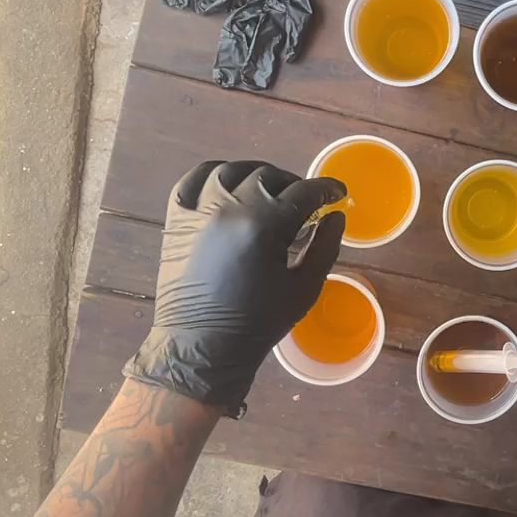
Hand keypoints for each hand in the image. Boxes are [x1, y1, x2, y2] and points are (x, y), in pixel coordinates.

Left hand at [124, 160, 344, 414]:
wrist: (201, 346)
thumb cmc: (258, 322)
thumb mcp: (305, 288)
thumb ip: (325, 246)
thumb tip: (336, 215)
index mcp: (263, 226)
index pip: (303, 192)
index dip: (326, 188)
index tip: (338, 192)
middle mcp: (228, 209)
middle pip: (268, 176)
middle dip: (294, 185)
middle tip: (306, 203)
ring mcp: (198, 211)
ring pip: (231, 170)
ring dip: (256, 175)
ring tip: (269, 191)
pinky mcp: (178, 220)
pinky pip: (193, 180)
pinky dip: (215, 175)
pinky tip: (228, 185)